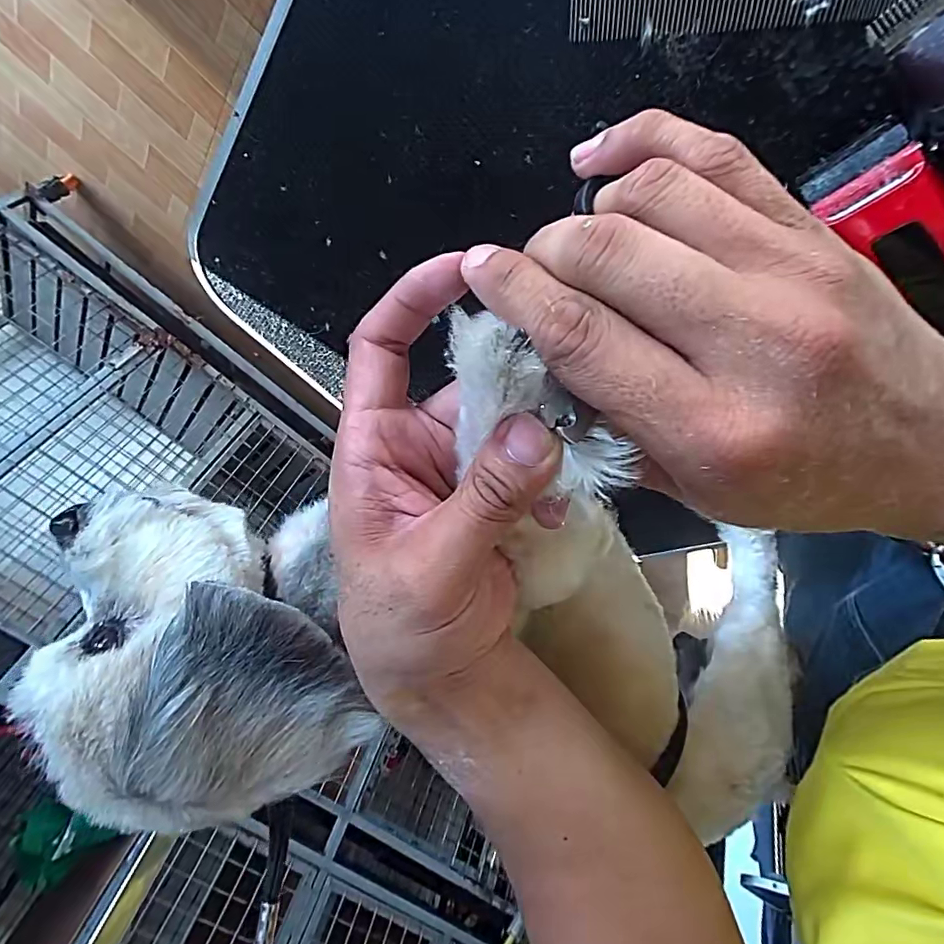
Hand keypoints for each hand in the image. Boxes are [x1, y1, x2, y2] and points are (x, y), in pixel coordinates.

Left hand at [329, 254, 565, 723]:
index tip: (465, 268)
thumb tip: (535, 430)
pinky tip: (556, 510)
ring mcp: (464, 469)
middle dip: (513, 379)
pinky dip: (551, 475)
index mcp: (375, 446)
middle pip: (467, 381)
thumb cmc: (403, 624)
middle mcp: (419, 444)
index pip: (380, 348)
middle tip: (564, 378)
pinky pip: (532, 461)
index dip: (413, 300)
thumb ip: (484, 497)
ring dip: (541, 436)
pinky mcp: (499, 494)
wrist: (441, 675)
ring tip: (568, 456)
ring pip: (509, 421)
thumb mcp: (434, 562)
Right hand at [457, 109, 943, 537]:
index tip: (483, 274)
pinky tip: (604, 159)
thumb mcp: (708, 495)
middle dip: (544, 251)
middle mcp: (752, 340)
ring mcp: (789, 270)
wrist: (932, 439)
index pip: (585, 338)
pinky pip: (713, 153)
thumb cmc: (815, 483)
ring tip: (586, 238)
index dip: (517, 295)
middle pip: (607, 253)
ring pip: (651, 194)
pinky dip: (643, 141)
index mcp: (716, 429)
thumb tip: (552, 362)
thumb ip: (622, 433)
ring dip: (592, 208)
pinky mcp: (810, 230)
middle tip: (536, 270)